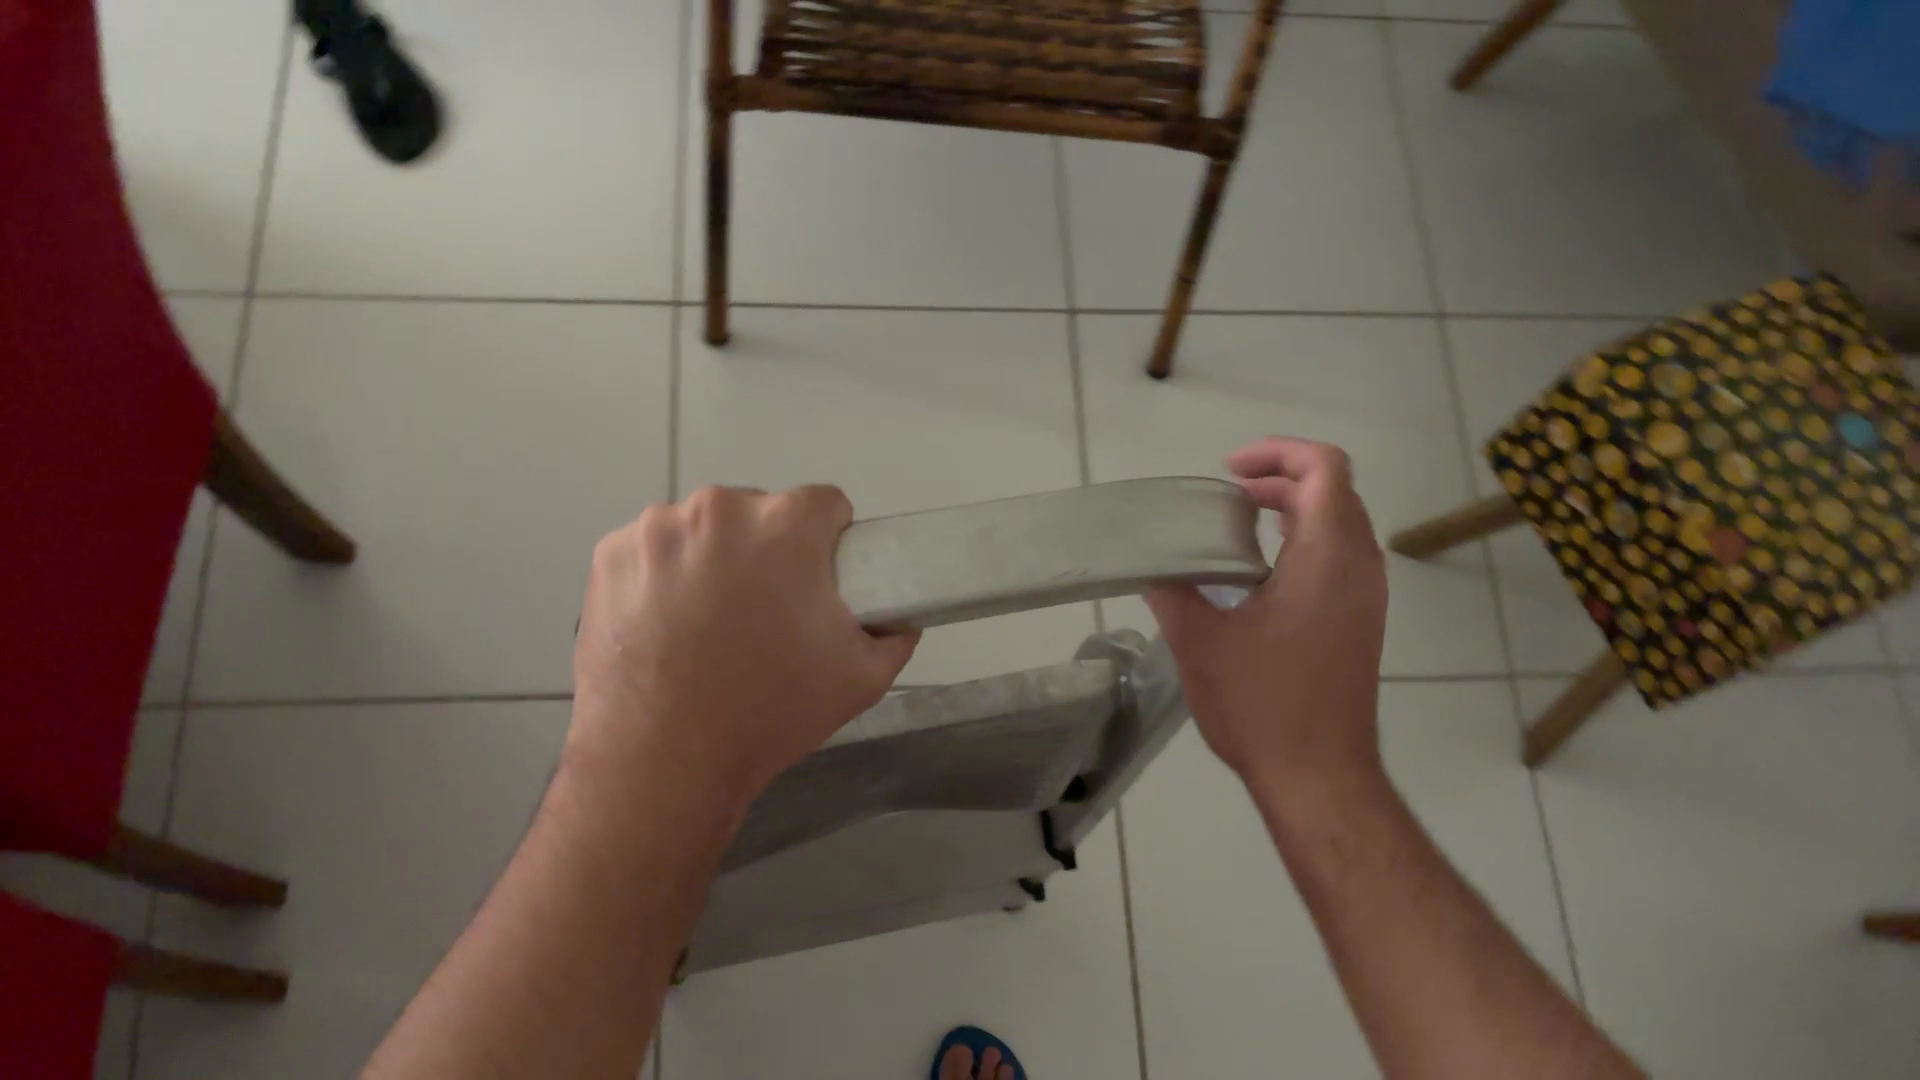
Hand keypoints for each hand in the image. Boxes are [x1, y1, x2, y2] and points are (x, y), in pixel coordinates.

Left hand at [568, 485, 919, 809]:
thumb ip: (895, 634)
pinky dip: (664, 575)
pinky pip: (654, 550)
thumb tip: (898, 618)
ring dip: (714, 558)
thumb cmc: (770, 713)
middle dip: (769, 550)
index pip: (826, 505)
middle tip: (766, 613)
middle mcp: (719, 509)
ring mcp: (656, 529)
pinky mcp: (610, 554)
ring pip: (704, 528)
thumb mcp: (863, 678)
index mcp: (785, 526)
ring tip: (709, 625)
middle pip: (760, 512)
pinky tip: (665, 625)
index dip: (831, 543)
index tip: (818, 584)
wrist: (662, 761)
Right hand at [1146, 437, 1387, 790]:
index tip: (1229, 473)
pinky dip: (1303, 541)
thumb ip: (1173, 592)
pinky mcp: (1361, 622)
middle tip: (1226, 499)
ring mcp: (1366, 597)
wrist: (1320, 776)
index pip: (1324, 468)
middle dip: (1279, 479)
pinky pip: (1340, 556)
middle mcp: (1358, 568)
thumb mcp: (1201, 643)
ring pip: (1341, 523)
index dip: (1277, 453)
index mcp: (1325, 559)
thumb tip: (1152, 567)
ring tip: (1238, 527)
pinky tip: (1258, 574)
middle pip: (1334, 490)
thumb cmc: (1262, 706)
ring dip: (1293, 510)